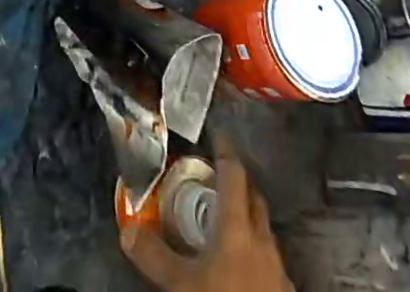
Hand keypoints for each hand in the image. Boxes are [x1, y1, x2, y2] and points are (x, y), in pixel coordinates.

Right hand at [120, 135, 294, 291]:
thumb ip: (154, 255)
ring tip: (220, 215)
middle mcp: (263, 241)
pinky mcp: (283, 289)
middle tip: (213, 173)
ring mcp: (278, 268)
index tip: (217, 134)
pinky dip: (252, 245)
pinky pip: (267, 255)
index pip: (234, 176)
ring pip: (262, 228)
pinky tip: (236, 259)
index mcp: (238, 229)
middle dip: (236, 181)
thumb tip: (127, 231)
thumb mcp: (181, 283)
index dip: (225, 152)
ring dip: (245, 214)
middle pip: (254, 198)